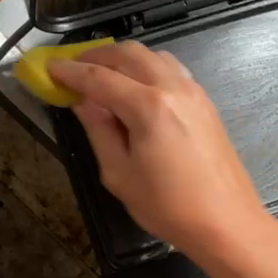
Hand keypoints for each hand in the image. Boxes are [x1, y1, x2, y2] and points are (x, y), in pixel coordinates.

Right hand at [49, 41, 274, 260]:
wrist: (227, 223)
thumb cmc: (168, 207)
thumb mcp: (119, 174)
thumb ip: (99, 130)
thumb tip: (83, 102)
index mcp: (148, 107)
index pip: (99, 78)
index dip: (70, 71)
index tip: (50, 68)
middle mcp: (172, 88)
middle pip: (128, 54)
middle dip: (96, 56)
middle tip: (74, 68)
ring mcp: (193, 91)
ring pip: (152, 55)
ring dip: (123, 58)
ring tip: (103, 75)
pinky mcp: (205, 101)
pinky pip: (171, 69)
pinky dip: (147, 67)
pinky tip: (136, 87)